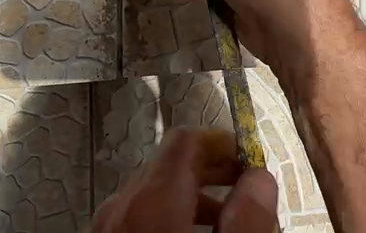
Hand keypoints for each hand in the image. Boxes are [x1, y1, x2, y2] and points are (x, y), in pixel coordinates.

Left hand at [91, 128, 276, 232]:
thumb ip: (246, 218)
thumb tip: (260, 177)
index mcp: (149, 198)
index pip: (185, 140)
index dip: (222, 142)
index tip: (253, 159)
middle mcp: (120, 202)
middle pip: (170, 164)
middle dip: (213, 171)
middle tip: (249, 189)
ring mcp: (105, 224)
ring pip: (155, 192)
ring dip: (194, 196)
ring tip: (229, 219)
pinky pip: (139, 215)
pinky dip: (169, 214)